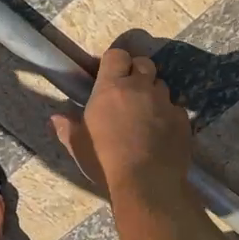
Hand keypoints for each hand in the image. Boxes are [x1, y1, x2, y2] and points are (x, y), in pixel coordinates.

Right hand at [50, 47, 191, 194]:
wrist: (147, 184)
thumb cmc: (104, 160)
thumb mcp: (77, 144)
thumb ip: (66, 127)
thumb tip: (55, 118)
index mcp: (111, 88)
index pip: (117, 55)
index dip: (114, 61)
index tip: (109, 74)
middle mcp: (140, 88)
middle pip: (144, 63)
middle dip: (137, 72)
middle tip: (129, 90)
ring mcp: (165, 103)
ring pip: (162, 86)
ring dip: (153, 93)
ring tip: (146, 112)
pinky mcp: (183, 120)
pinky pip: (176, 108)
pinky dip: (168, 114)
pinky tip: (161, 131)